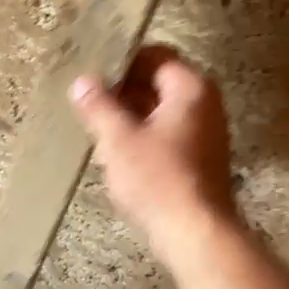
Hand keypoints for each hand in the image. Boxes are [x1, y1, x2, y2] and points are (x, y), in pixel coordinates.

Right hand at [71, 45, 239, 265]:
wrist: (194, 232)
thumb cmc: (157, 180)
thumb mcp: (119, 140)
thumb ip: (99, 107)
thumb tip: (81, 81)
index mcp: (191, 88)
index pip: (154, 56)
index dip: (121, 62)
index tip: (92, 77)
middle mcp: (205, 104)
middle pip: (159, 84)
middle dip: (123, 94)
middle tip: (90, 106)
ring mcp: (206, 134)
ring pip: (162, 114)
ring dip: (131, 120)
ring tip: (99, 134)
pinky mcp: (201, 162)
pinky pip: (169, 138)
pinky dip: (145, 141)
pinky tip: (120, 159)